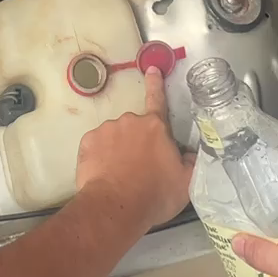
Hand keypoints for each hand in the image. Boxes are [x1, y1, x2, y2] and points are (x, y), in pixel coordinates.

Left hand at [75, 69, 191, 228]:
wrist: (116, 207)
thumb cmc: (154, 194)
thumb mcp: (185, 182)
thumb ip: (190, 162)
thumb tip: (189, 154)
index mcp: (155, 126)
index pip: (157, 99)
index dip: (156, 84)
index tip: (152, 69)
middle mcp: (130, 121)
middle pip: (135, 128)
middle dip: (137, 143)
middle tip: (139, 168)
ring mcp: (106, 129)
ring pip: (115, 137)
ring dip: (118, 150)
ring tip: (120, 176)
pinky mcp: (88, 142)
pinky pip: (96, 146)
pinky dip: (100, 157)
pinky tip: (104, 174)